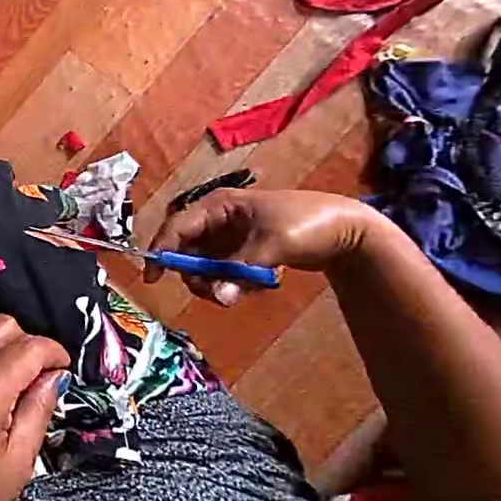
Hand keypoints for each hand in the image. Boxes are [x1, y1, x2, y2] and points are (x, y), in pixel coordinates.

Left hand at [0, 315, 68, 500]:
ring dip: (2, 341)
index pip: (31, 347)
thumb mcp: (19, 461)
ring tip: (12, 373)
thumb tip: (57, 375)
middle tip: (37, 373)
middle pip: (3, 324)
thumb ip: (40, 408)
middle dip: (28, 342)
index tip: (63, 370)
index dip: (55, 353)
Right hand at [146, 189, 380, 305]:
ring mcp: (231, 238)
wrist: (348, 231)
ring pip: (206, 266)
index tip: (153, 277)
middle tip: (216, 293)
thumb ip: (241, 270)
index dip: (162, 250)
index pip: (177, 226)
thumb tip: (219, 295)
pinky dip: (236, 284)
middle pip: (187, 250)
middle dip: (197, 275)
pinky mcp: (243, 253)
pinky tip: (261, 284)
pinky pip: (225, 273)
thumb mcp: (273, 244)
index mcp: (218, 205)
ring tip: (245, 291)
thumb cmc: (307, 223)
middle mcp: (218, 221)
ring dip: (218, 283)